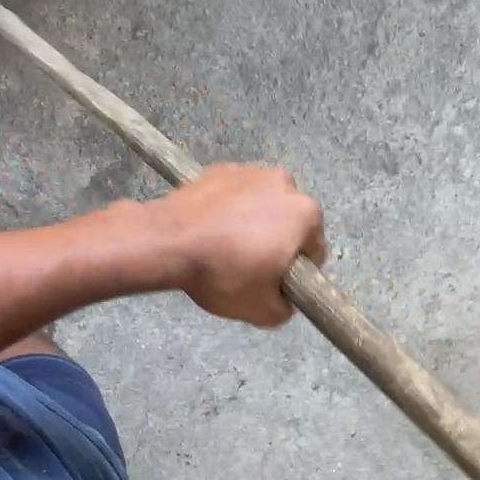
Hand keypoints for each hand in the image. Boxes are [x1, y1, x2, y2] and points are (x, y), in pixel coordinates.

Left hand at [145, 164, 326, 327]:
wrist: (167, 242)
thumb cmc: (223, 273)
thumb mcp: (263, 311)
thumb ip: (286, 307)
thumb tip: (283, 299)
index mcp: (305, 212)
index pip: (312, 249)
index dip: (296, 271)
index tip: (273, 281)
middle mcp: (283, 182)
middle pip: (288, 221)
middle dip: (275, 240)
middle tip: (247, 265)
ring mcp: (249, 170)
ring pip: (260, 204)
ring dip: (251, 221)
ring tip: (224, 245)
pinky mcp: (218, 169)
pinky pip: (233, 194)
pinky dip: (227, 208)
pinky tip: (210, 227)